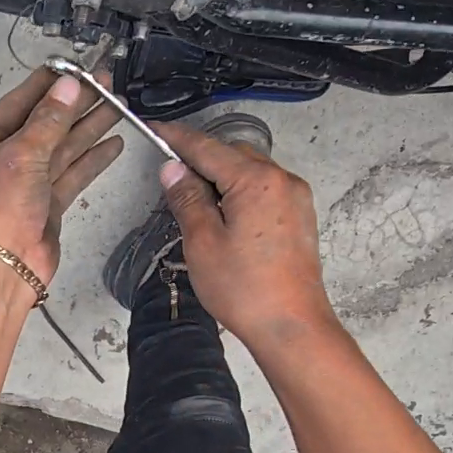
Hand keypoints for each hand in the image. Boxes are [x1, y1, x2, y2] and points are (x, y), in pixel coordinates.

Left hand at [0, 68, 124, 286]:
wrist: (4, 267)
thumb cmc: (0, 208)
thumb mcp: (22, 154)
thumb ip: (49, 118)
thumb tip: (69, 85)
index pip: (17, 104)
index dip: (46, 84)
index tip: (73, 65)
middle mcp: (2, 162)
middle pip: (43, 124)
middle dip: (75, 103)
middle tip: (107, 81)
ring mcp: (25, 185)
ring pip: (61, 148)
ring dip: (89, 127)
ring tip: (120, 104)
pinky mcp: (46, 205)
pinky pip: (71, 174)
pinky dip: (92, 159)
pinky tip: (114, 141)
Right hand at [156, 123, 338, 348]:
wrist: (290, 324)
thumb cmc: (243, 288)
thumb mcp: (202, 243)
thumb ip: (187, 200)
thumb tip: (173, 170)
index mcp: (255, 181)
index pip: (208, 148)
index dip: (177, 139)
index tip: (155, 129)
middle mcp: (281, 180)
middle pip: (233, 155)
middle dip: (200, 159)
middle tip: (170, 178)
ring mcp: (295, 198)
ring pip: (249, 172)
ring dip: (220, 178)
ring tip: (193, 202)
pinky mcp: (298, 217)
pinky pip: (263, 190)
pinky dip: (238, 192)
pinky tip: (222, 216)